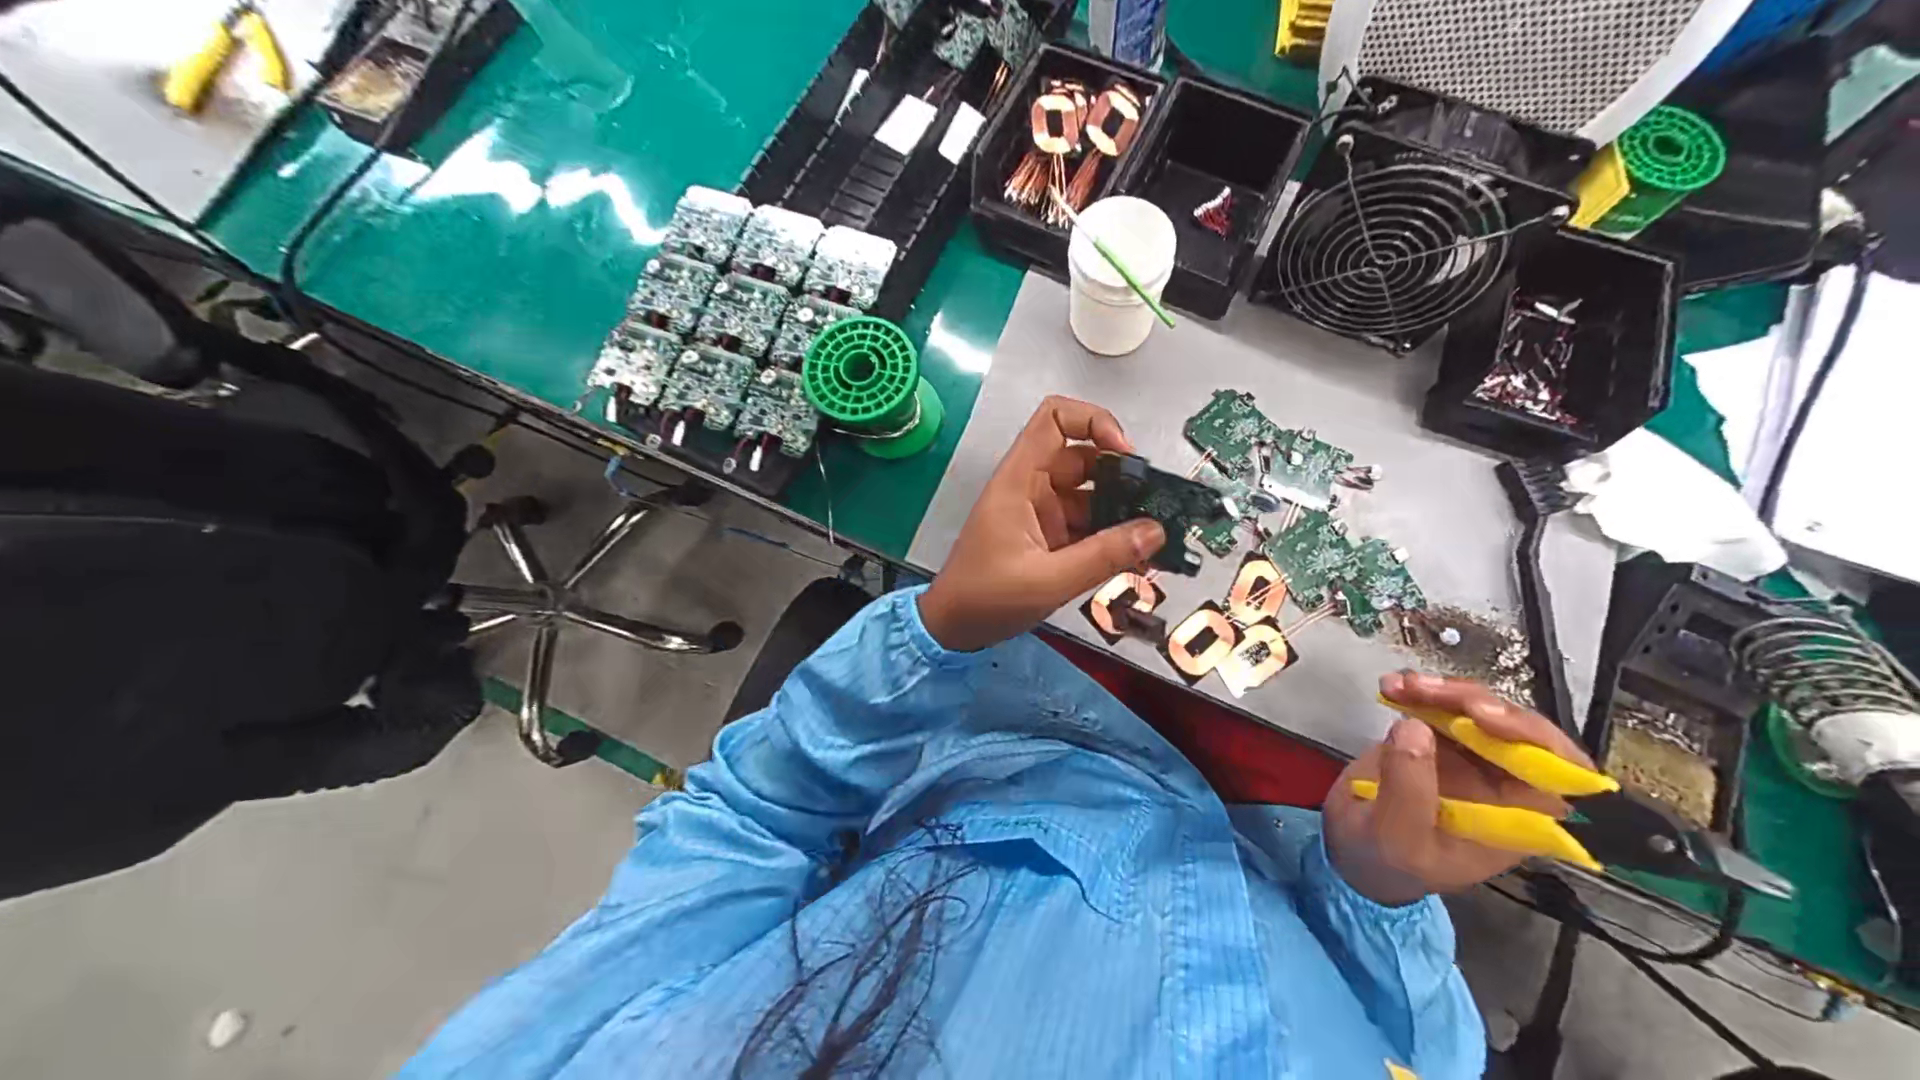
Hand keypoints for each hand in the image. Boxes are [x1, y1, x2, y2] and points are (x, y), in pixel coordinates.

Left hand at [919, 396, 1165, 650]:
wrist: (952, 628)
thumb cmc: (985, 598)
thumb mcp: (1048, 580)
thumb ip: (1104, 556)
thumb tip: (1156, 531)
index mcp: (1020, 481)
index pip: (1054, 418)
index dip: (1094, 421)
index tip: (1125, 454)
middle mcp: (1031, 488)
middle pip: (1083, 458)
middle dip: (1122, 477)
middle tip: (1156, 505)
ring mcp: (1040, 513)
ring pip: (1090, 495)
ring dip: (1120, 513)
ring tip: (1155, 538)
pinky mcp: (1047, 538)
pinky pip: (1085, 525)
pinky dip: (1109, 537)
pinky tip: (1136, 557)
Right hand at [1323, 672, 1597, 906]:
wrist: (1349, 853)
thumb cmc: (1386, 862)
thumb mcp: (1397, 838)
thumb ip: (1409, 789)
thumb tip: (1415, 727)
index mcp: (1516, 817)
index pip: (1558, 773)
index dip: (1535, 738)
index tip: (1485, 718)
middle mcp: (1504, 783)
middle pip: (1516, 729)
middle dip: (1476, 702)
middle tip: (1429, 691)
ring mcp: (1469, 757)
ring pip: (1477, 708)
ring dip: (1443, 690)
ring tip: (1401, 685)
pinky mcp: (1432, 738)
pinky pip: (1438, 705)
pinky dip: (1416, 689)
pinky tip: (1391, 686)